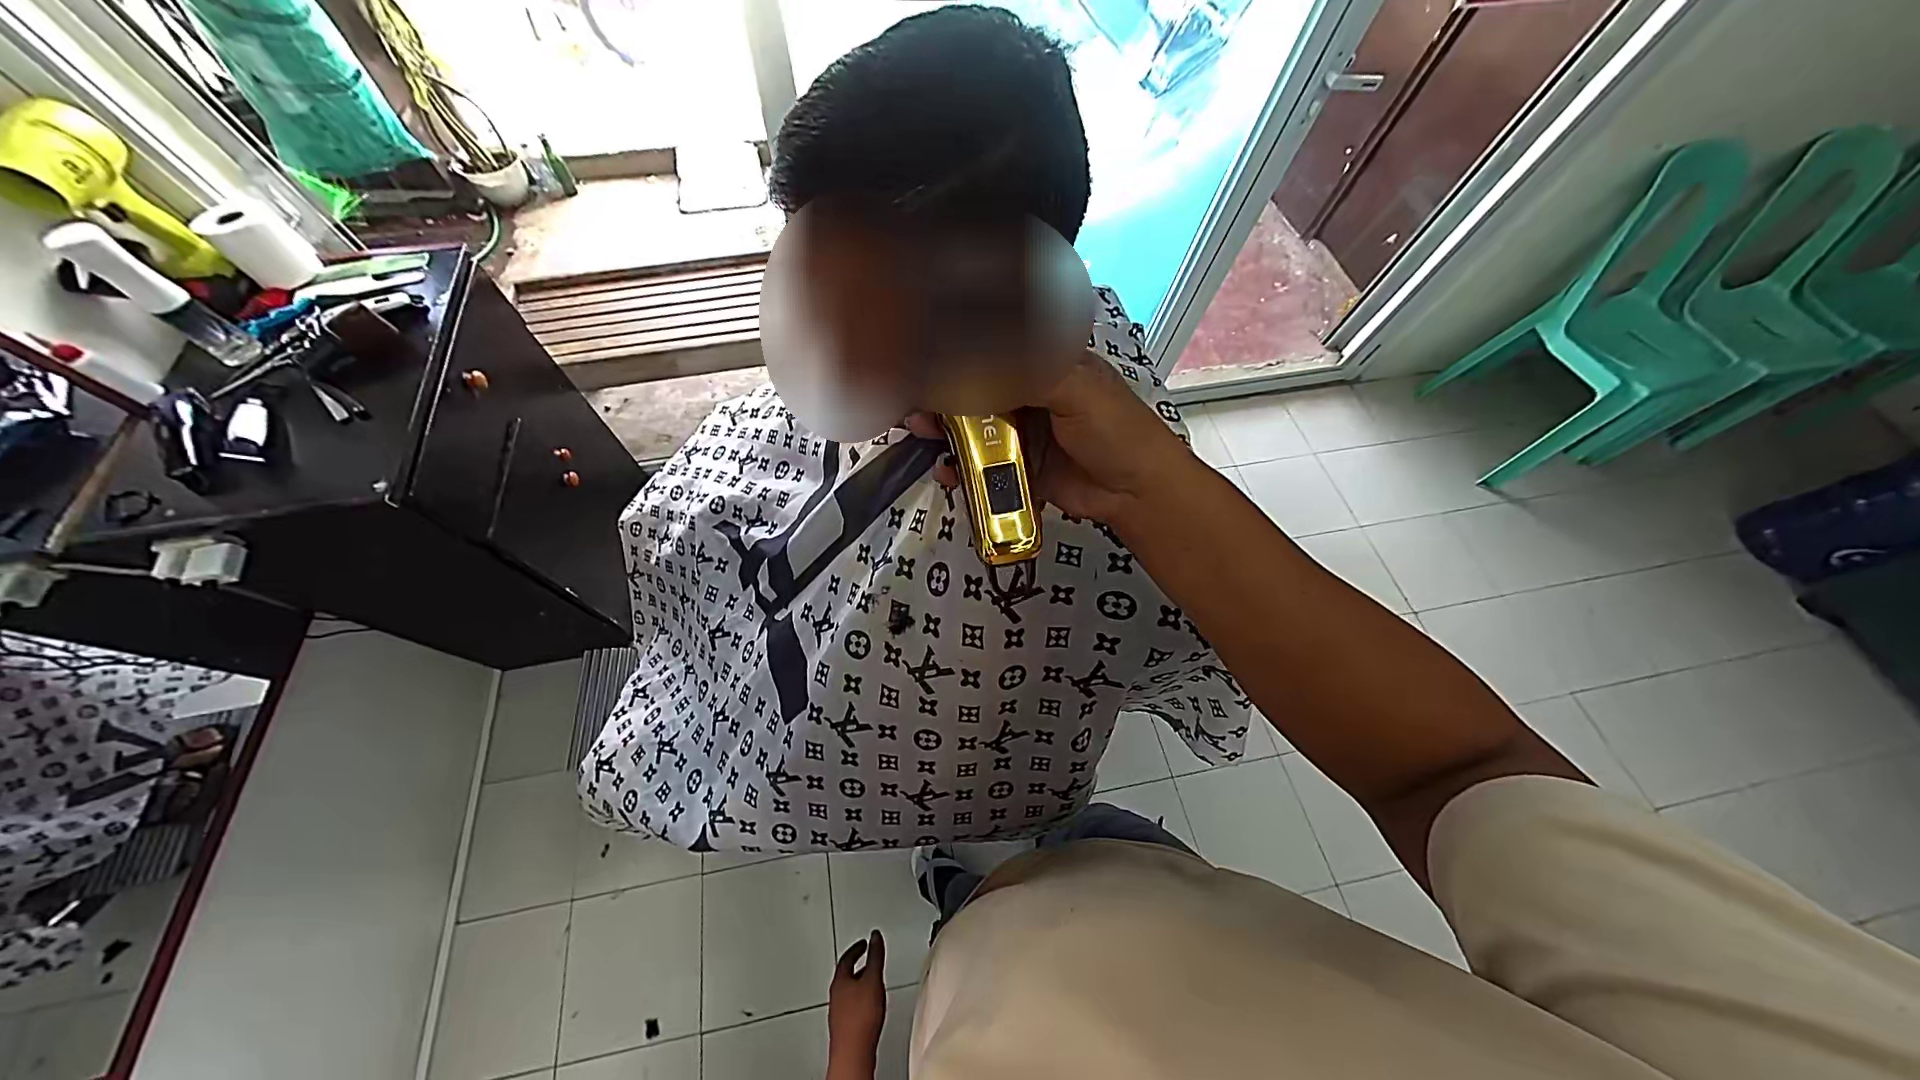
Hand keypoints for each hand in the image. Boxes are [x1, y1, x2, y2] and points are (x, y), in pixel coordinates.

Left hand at [827, 930, 886, 1075]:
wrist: (854, 1053)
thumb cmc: (860, 1018)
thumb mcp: (873, 979)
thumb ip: (875, 956)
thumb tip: (875, 936)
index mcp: (840, 981)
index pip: (847, 958)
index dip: (857, 948)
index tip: (865, 942)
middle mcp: (836, 995)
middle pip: (846, 974)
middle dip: (858, 965)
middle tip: (868, 958)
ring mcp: (838, 1012)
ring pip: (848, 991)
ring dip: (859, 983)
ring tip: (871, 980)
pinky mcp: (844, 1027)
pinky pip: (851, 1006)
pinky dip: (860, 999)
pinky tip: (870, 1006)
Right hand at [906, 350, 1196, 526]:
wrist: (1136, 492)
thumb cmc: (1121, 433)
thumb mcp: (1075, 388)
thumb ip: (1028, 371)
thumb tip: (980, 360)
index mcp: (1046, 365)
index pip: (993, 354)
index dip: (959, 360)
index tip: (928, 366)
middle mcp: (1031, 397)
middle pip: (975, 393)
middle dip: (942, 400)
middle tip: (916, 407)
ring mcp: (1024, 435)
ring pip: (973, 431)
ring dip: (945, 435)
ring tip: (922, 435)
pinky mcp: (1020, 469)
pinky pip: (982, 468)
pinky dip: (961, 470)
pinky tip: (949, 471)